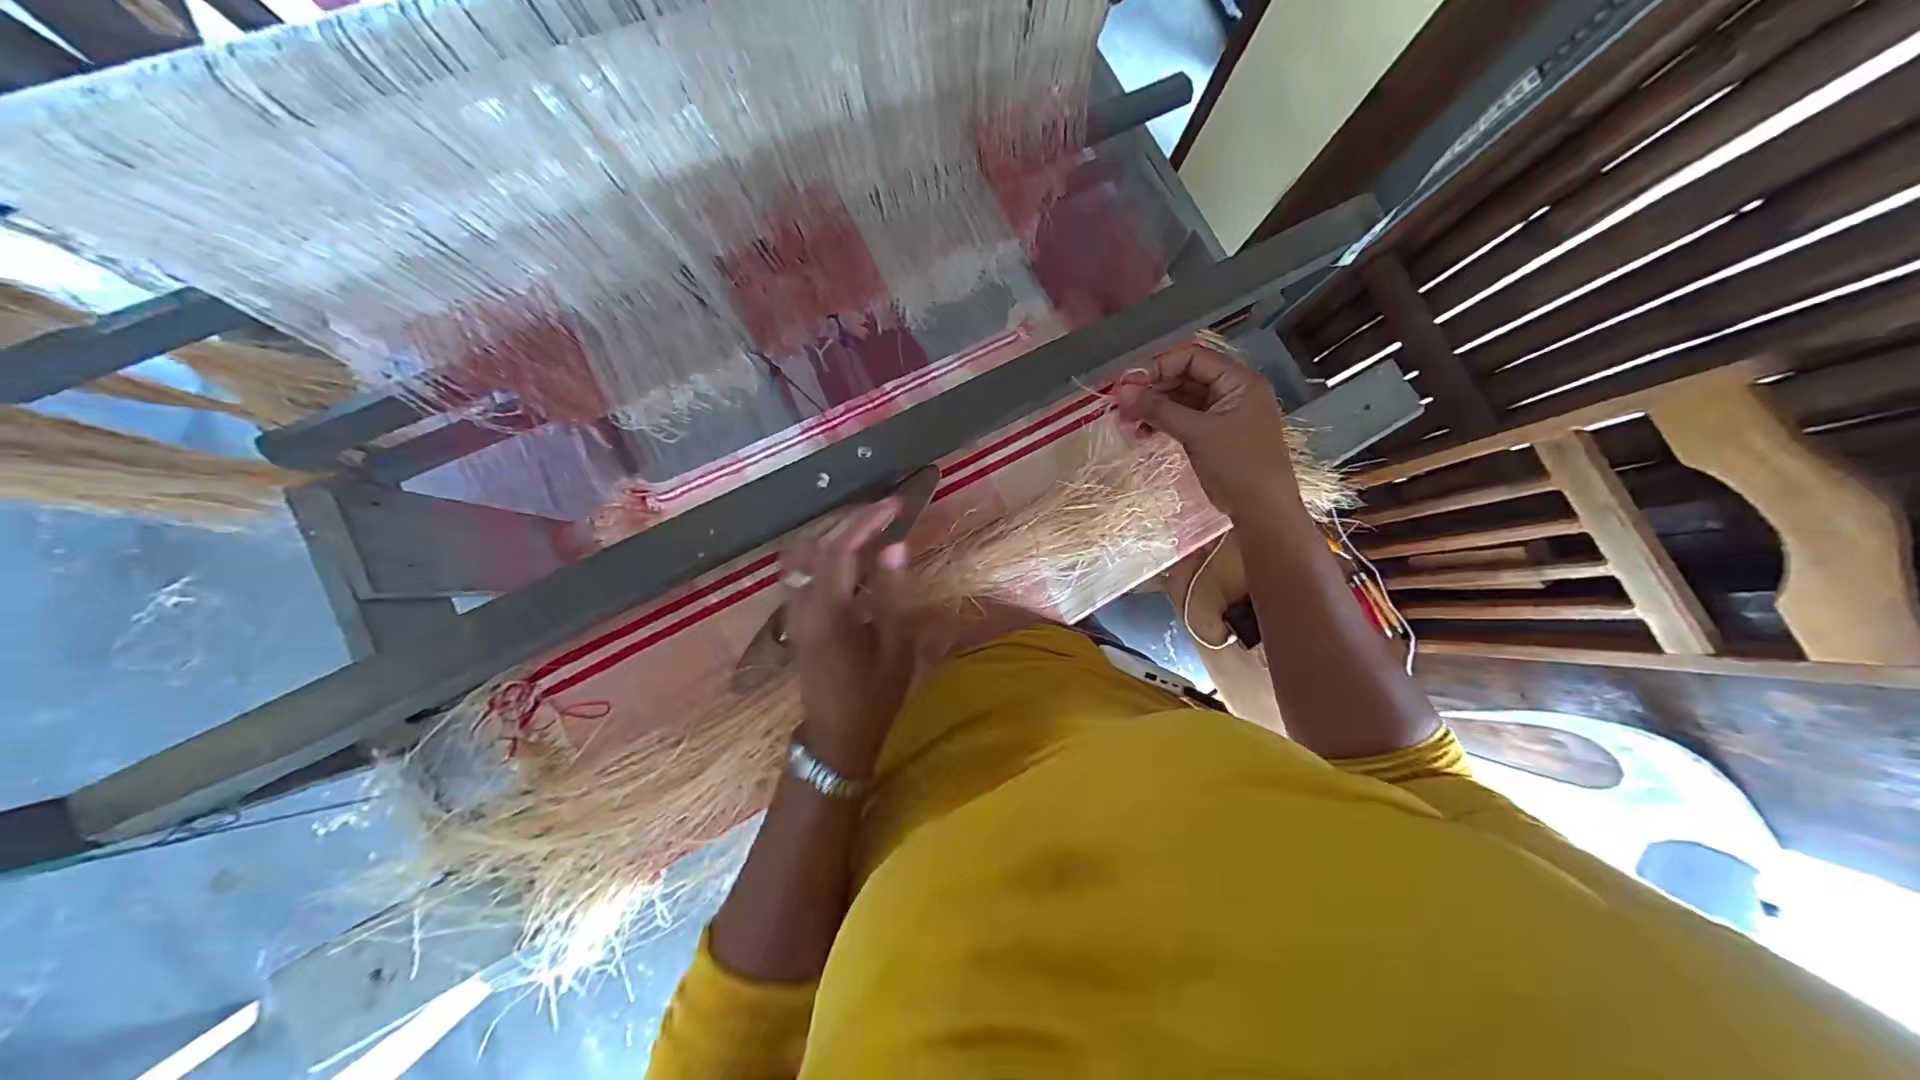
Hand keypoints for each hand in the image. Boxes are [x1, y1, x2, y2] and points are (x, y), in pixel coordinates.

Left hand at [781, 499, 915, 779]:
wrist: (835, 738)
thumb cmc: (873, 698)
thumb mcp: (896, 649)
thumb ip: (893, 594)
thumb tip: (896, 545)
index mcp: (830, 612)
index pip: (840, 548)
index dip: (866, 520)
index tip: (895, 505)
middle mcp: (802, 605)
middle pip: (814, 543)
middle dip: (848, 519)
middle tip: (883, 512)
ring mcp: (792, 612)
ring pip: (798, 555)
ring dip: (829, 532)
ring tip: (865, 527)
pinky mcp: (792, 619)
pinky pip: (797, 571)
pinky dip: (819, 551)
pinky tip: (845, 556)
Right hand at [1113, 341, 1301, 518]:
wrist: (1263, 512)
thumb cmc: (1238, 466)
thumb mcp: (1197, 433)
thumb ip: (1158, 409)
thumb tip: (1121, 391)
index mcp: (1239, 381)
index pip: (1192, 357)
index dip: (1158, 367)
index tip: (1128, 385)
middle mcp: (1232, 391)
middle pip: (1184, 377)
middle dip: (1152, 390)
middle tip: (1121, 407)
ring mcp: (1223, 414)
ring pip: (1181, 400)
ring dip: (1153, 408)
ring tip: (1127, 424)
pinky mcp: (1214, 435)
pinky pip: (1183, 419)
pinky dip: (1162, 423)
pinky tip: (1142, 434)